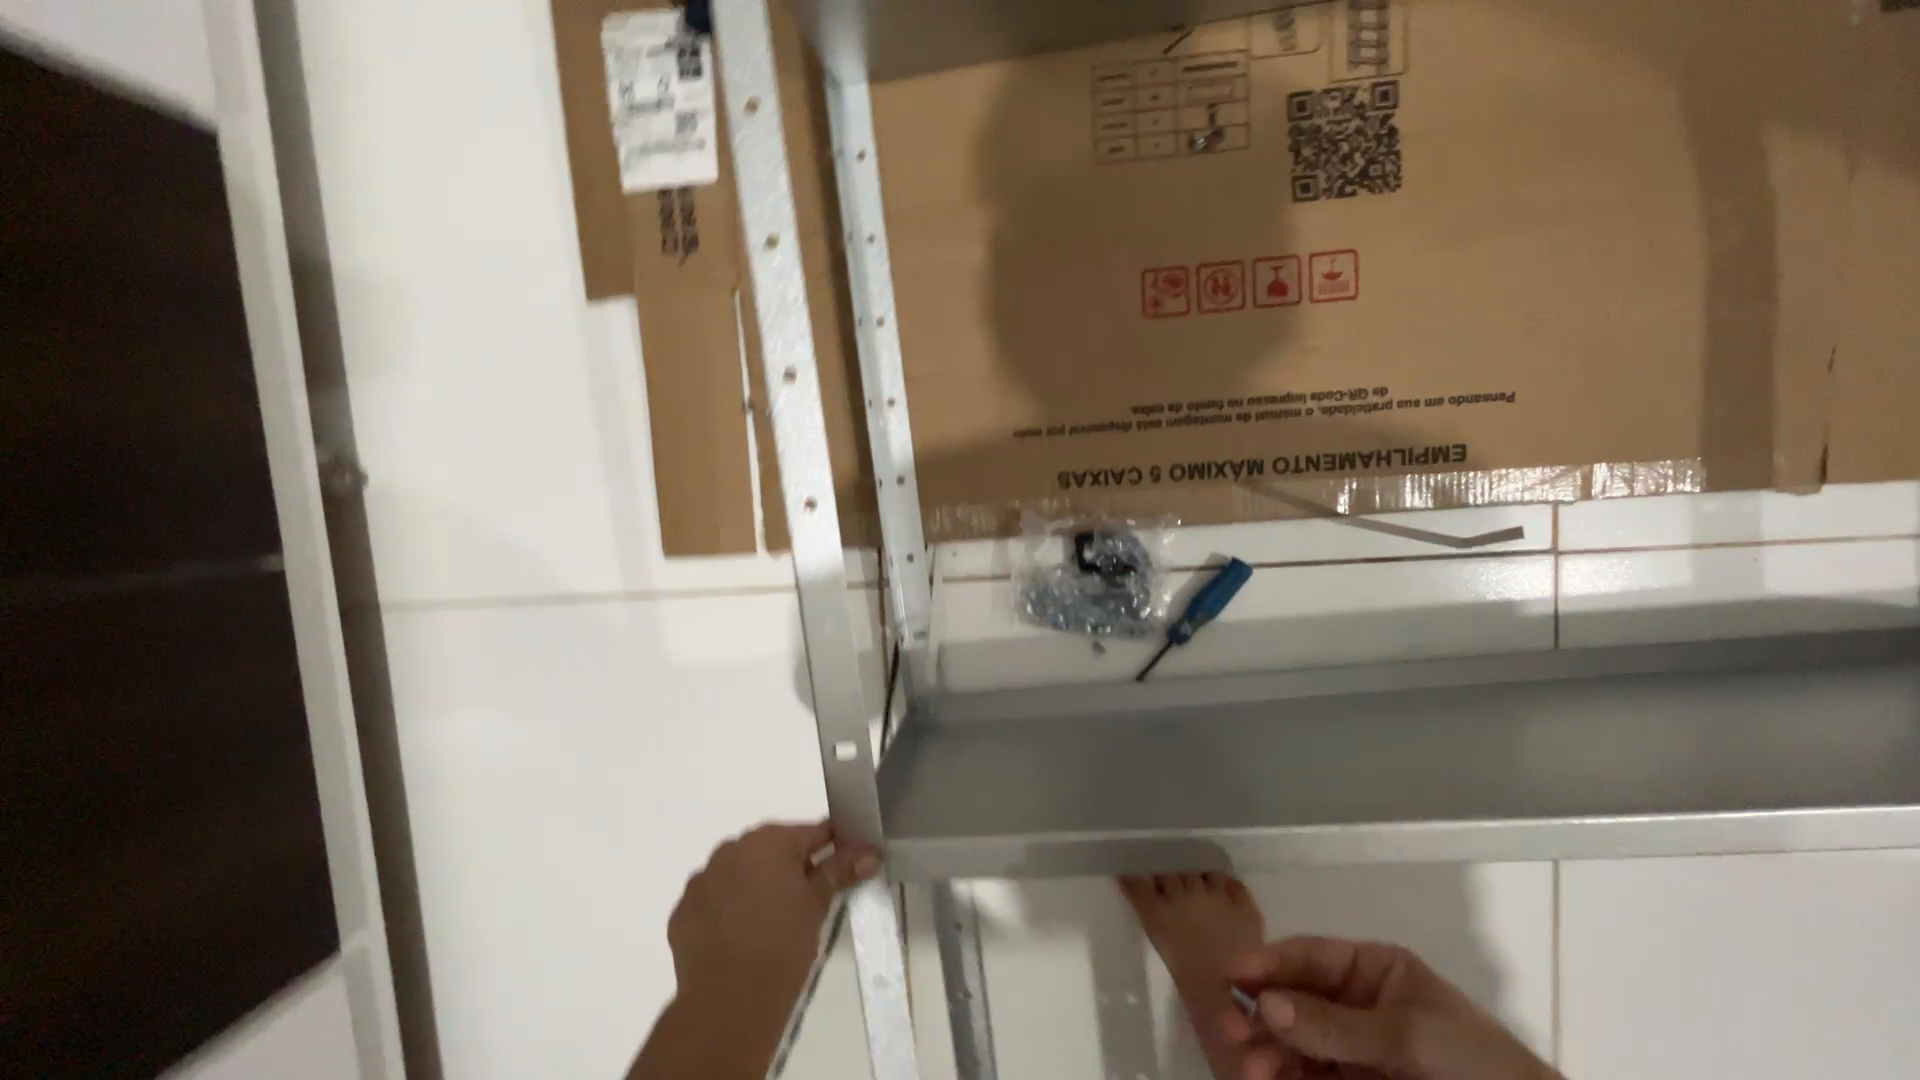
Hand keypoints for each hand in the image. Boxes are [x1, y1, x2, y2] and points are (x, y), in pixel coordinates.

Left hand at [666, 821, 878, 1016]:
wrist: (729, 1001)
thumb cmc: (783, 944)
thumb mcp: (818, 904)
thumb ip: (841, 869)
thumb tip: (869, 851)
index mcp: (768, 840)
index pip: (811, 833)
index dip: (832, 847)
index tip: (845, 865)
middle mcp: (730, 849)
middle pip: (771, 851)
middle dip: (789, 869)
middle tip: (807, 903)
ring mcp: (701, 880)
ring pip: (739, 875)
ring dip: (755, 888)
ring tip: (771, 925)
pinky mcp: (682, 912)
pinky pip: (713, 902)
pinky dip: (727, 912)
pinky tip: (740, 939)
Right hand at [1223, 936, 1561, 1079]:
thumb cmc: (1478, 1065)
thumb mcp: (1410, 1036)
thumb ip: (1336, 1024)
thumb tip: (1265, 1004)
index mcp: (1375, 971)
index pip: (1310, 956)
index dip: (1268, 961)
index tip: (1229, 974)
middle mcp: (1357, 1004)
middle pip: (1294, 999)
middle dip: (1261, 1013)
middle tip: (1229, 1029)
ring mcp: (1355, 1050)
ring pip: (1296, 1042)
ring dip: (1268, 1051)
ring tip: (1250, 1068)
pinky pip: (1311, 1076)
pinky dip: (1287, 1076)